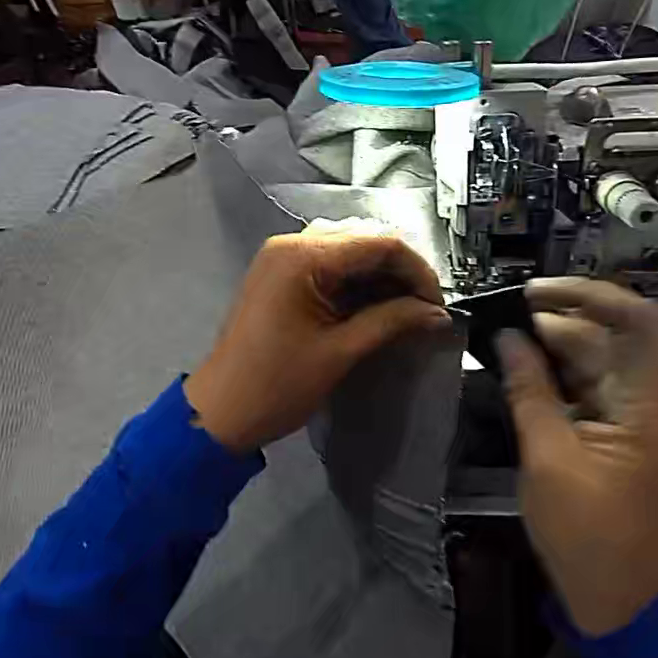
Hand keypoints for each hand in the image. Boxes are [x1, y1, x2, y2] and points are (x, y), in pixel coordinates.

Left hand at [186, 222, 449, 452]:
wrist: (218, 415)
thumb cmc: (276, 386)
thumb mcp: (341, 351)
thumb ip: (393, 321)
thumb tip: (439, 314)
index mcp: (303, 257)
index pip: (380, 244)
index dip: (417, 271)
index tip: (437, 305)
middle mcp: (293, 244)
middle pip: (367, 242)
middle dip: (402, 274)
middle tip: (426, 310)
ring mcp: (285, 258)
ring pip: (353, 252)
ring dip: (383, 278)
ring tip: (407, 311)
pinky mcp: (283, 274)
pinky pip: (333, 266)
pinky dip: (360, 284)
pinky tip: (379, 307)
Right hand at [497, 278, 657, 636]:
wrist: (618, 599)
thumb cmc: (584, 535)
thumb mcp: (547, 458)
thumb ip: (529, 390)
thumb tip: (509, 338)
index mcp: (650, 406)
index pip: (639, 322)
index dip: (592, 295)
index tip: (539, 294)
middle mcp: (657, 401)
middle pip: (618, 338)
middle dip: (566, 322)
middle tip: (513, 317)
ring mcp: (646, 417)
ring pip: (607, 360)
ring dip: (563, 347)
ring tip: (514, 338)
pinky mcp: (631, 432)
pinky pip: (601, 386)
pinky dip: (569, 375)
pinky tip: (532, 369)